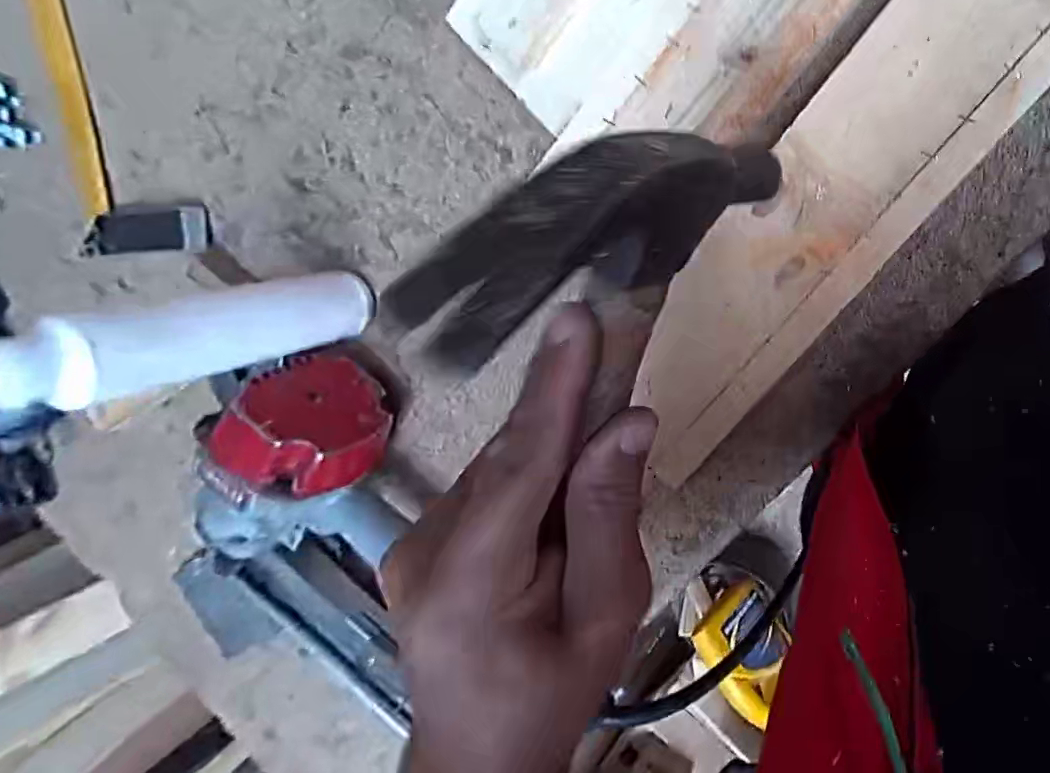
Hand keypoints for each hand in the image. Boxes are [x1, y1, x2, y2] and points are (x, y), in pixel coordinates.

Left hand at [381, 304, 658, 772]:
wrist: (482, 752)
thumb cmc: (559, 687)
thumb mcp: (610, 607)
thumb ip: (611, 512)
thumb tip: (631, 422)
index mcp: (471, 580)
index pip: (521, 463)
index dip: (554, 387)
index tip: (577, 320)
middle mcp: (427, 549)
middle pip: (514, 452)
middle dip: (565, 390)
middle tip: (608, 328)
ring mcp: (418, 542)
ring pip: (506, 460)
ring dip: (560, 423)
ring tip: (607, 394)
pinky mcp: (428, 538)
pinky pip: (499, 477)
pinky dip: (543, 452)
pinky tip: (575, 459)